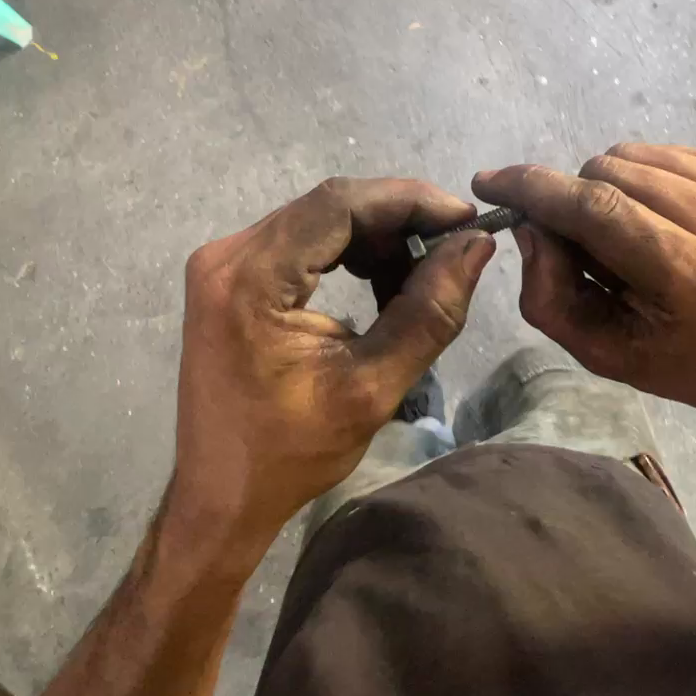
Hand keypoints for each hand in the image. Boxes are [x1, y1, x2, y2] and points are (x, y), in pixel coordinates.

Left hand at [174, 178, 495, 544]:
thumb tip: (476, 246)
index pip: (339, 204)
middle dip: (398, 222)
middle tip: (452, 248)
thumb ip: (429, 312)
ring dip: (375, 240)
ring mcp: (223, 262)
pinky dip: (348, 254)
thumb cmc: (291, 453)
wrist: (219, 494)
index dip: (409, 201)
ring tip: (418, 278)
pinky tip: (379, 285)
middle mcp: (227, 254)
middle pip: (329, 207)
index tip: (464, 219)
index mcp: (250, 279)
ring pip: (318, 220)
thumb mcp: (372, 387)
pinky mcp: (230, 275)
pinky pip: (301, 241)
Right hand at [472, 144, 695, 432]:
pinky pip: (662, 152)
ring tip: (629, 236)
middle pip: (608, 174)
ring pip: (630, 155)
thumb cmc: (677, 361)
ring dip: (608, 189)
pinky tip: (660, 220)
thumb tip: (529, 222)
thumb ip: (549, 293)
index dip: (535, 190)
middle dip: (575, 201)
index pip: (598, 210)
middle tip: (588, 247)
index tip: (491, 183)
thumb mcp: (600, 351)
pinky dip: (642, 180)